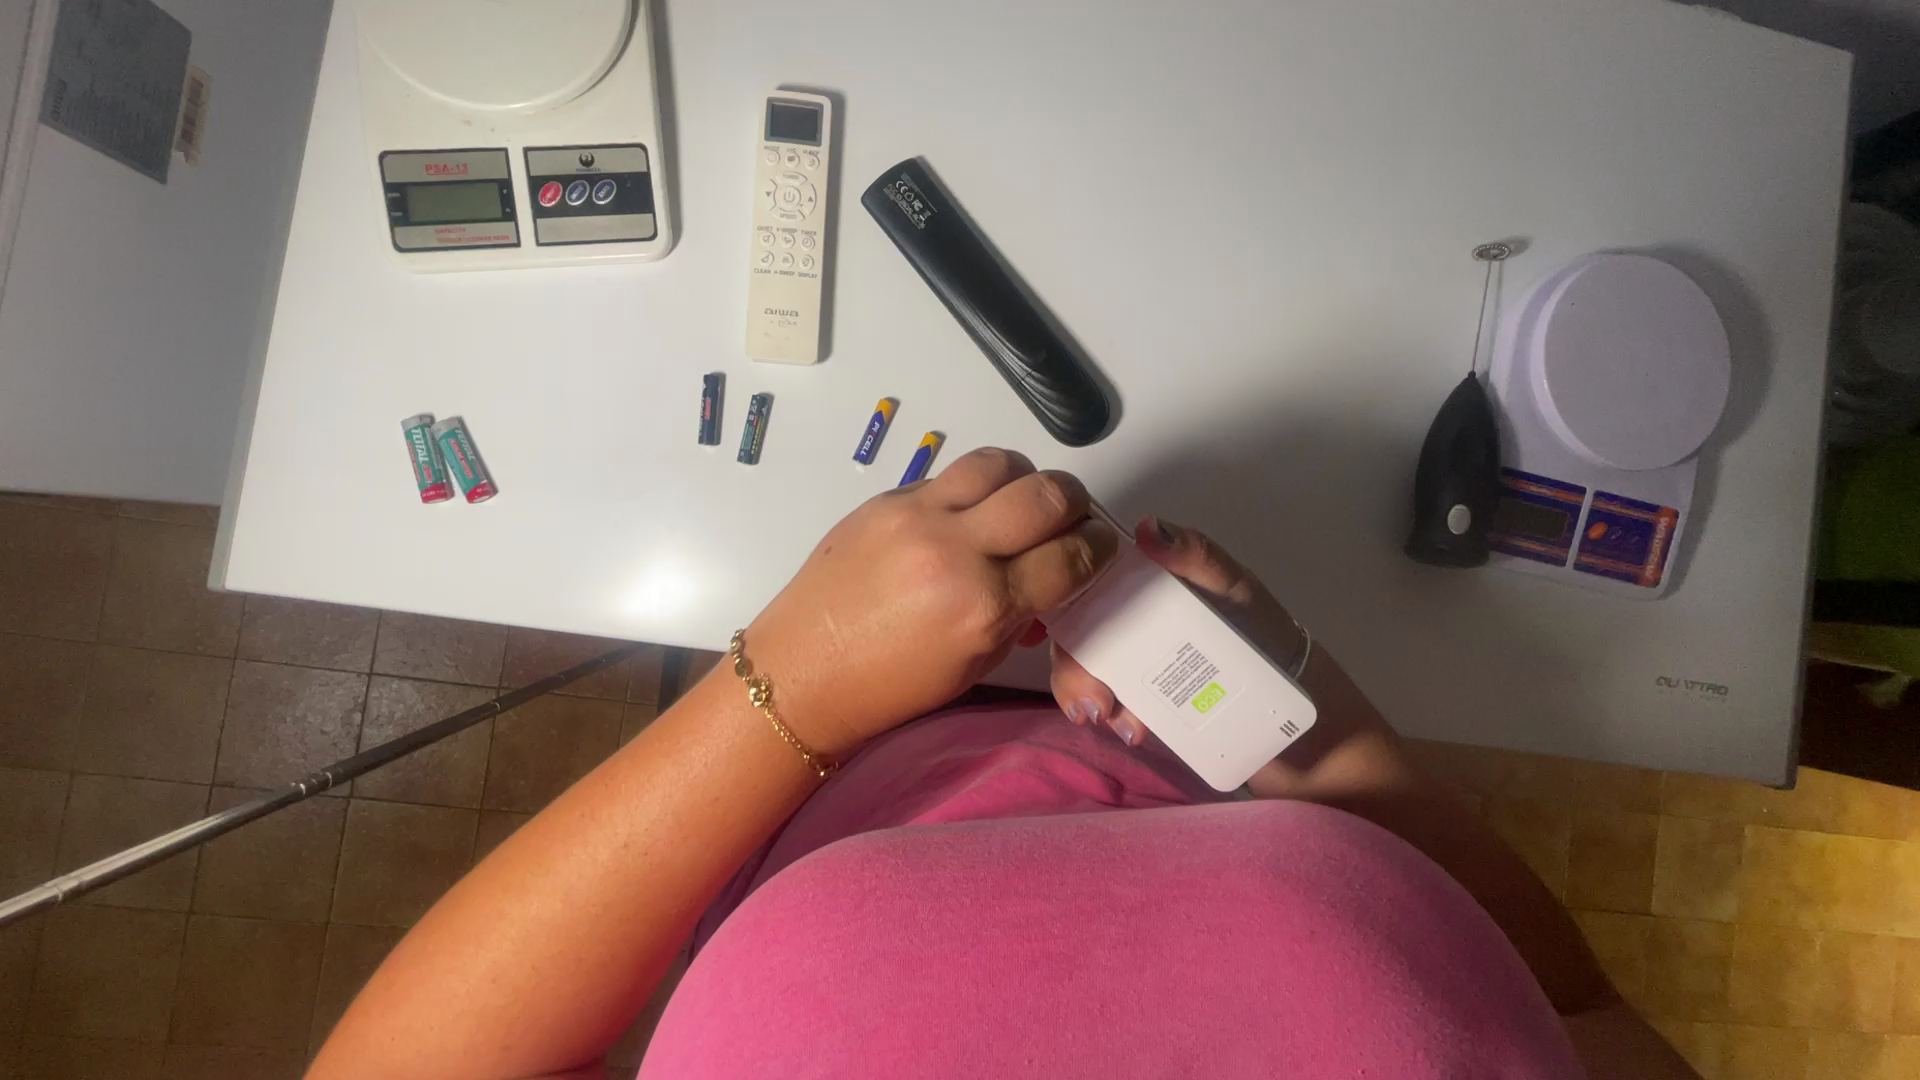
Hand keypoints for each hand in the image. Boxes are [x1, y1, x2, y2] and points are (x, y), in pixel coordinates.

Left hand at [741, 447, 1120, 758]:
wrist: (804, 670)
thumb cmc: (893, 686)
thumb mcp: (975, 662)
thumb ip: (1021, 612)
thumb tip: (1054, 576)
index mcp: (984, 607)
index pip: (1071, 557)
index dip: (1100, 548)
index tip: (1103, 546)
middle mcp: (956, 551)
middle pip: (1047, 495)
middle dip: (1076, 503)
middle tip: (1073, 519)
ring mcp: (917, 516)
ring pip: (1000, 462)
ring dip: (1026, 478)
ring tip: (1022, 503)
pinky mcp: (888, 499)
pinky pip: (951, 475)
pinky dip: (976, 488)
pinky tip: (970, 513)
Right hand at [1048, 516, 1304, 743]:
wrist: (1303, 716)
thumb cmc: (1266, 638)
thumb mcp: (1236, 588)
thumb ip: (1197, 555)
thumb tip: (1146, 528)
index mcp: (1144, 584)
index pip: (1086, 583)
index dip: (1061, 601)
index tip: (1057, 635)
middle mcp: (1131, 620)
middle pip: (1078, 633)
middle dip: (1073, 667)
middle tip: (1094, 701)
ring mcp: (1135, 663)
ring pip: (1086, 671)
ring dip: (1088, 696)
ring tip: (1122, 722)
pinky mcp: (1144, 702)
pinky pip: (1111, 706)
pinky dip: (1114, 718)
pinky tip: (1133, 731)